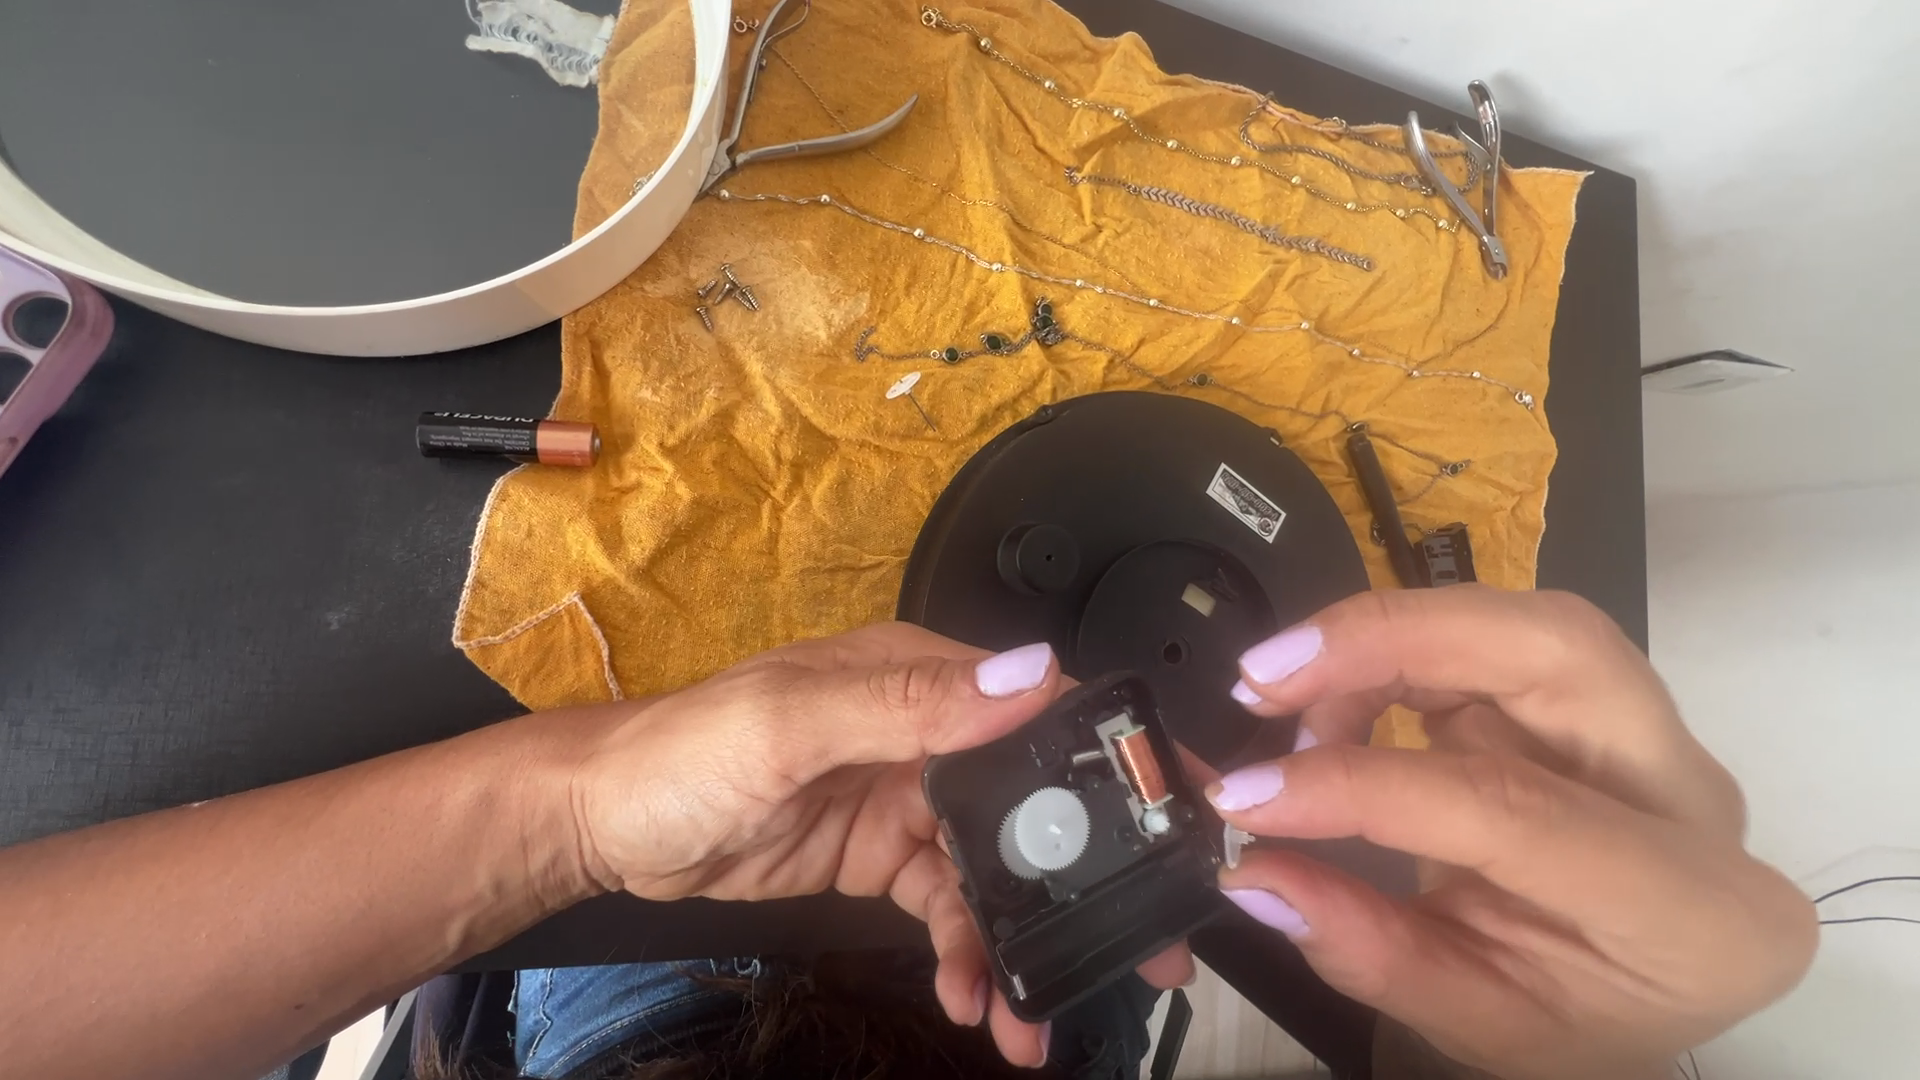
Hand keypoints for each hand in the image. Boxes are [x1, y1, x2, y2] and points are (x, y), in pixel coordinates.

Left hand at [562, 622, 1191, 1065]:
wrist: (615, 822)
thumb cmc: (694, 750)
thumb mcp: (794, 721)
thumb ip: (908, 702)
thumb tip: (1030, 671)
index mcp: (921, 680)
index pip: (1035, 705)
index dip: (1106, 754)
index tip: (1175, 813)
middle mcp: (930, 733)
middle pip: (1031, 797)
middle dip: (1086, 869)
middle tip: (1147, 940)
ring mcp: (911, 798)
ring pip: (995, 867)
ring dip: (1022, 934)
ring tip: (1034, 1012)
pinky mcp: (887, 854)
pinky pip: (948, 903)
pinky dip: (967, 949)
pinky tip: (971, 994)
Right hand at [1208, 587, 1816, 1079]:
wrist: (1626, 982)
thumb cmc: (1565, 1015)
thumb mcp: (1469, 1019)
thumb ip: (1360, 946)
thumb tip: (1247, 871)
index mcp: (1691, 908)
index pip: (1506, 805)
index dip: (1356, 785)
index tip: (1241, 795)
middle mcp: (1684, 789)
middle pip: (1548, 646)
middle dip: (1383, 637)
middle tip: (1263, 675)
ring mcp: (1639, 725)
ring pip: (1509, 617)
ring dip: (1371, 634)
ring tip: (1277, 692)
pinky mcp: (1573, 694)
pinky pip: (1474, 632)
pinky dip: (1378, 648)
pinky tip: (1324, 697)